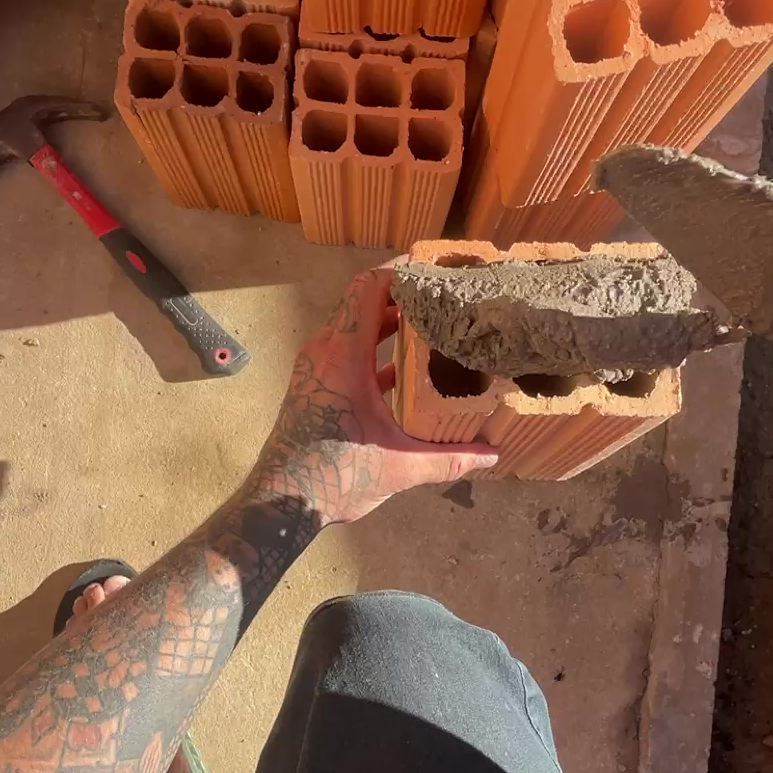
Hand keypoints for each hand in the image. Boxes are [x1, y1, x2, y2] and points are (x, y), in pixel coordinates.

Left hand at [249, 267, 497, 524]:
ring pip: (353, 326)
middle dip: (403, 296)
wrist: (280, 501)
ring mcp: (315, 367)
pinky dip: (373, 348)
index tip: (435, 270)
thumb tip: (491, 456)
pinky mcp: (313, 384)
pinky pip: (345, 350)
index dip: (402, 271)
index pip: (369, 288)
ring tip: (429, 327)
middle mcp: (325, 351)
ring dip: (388, 323)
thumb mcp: (399, 468)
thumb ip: (449, 459)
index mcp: (344, 356)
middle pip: (362, 301)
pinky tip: (403, 369)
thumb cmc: (334, 478)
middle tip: (443, 298)